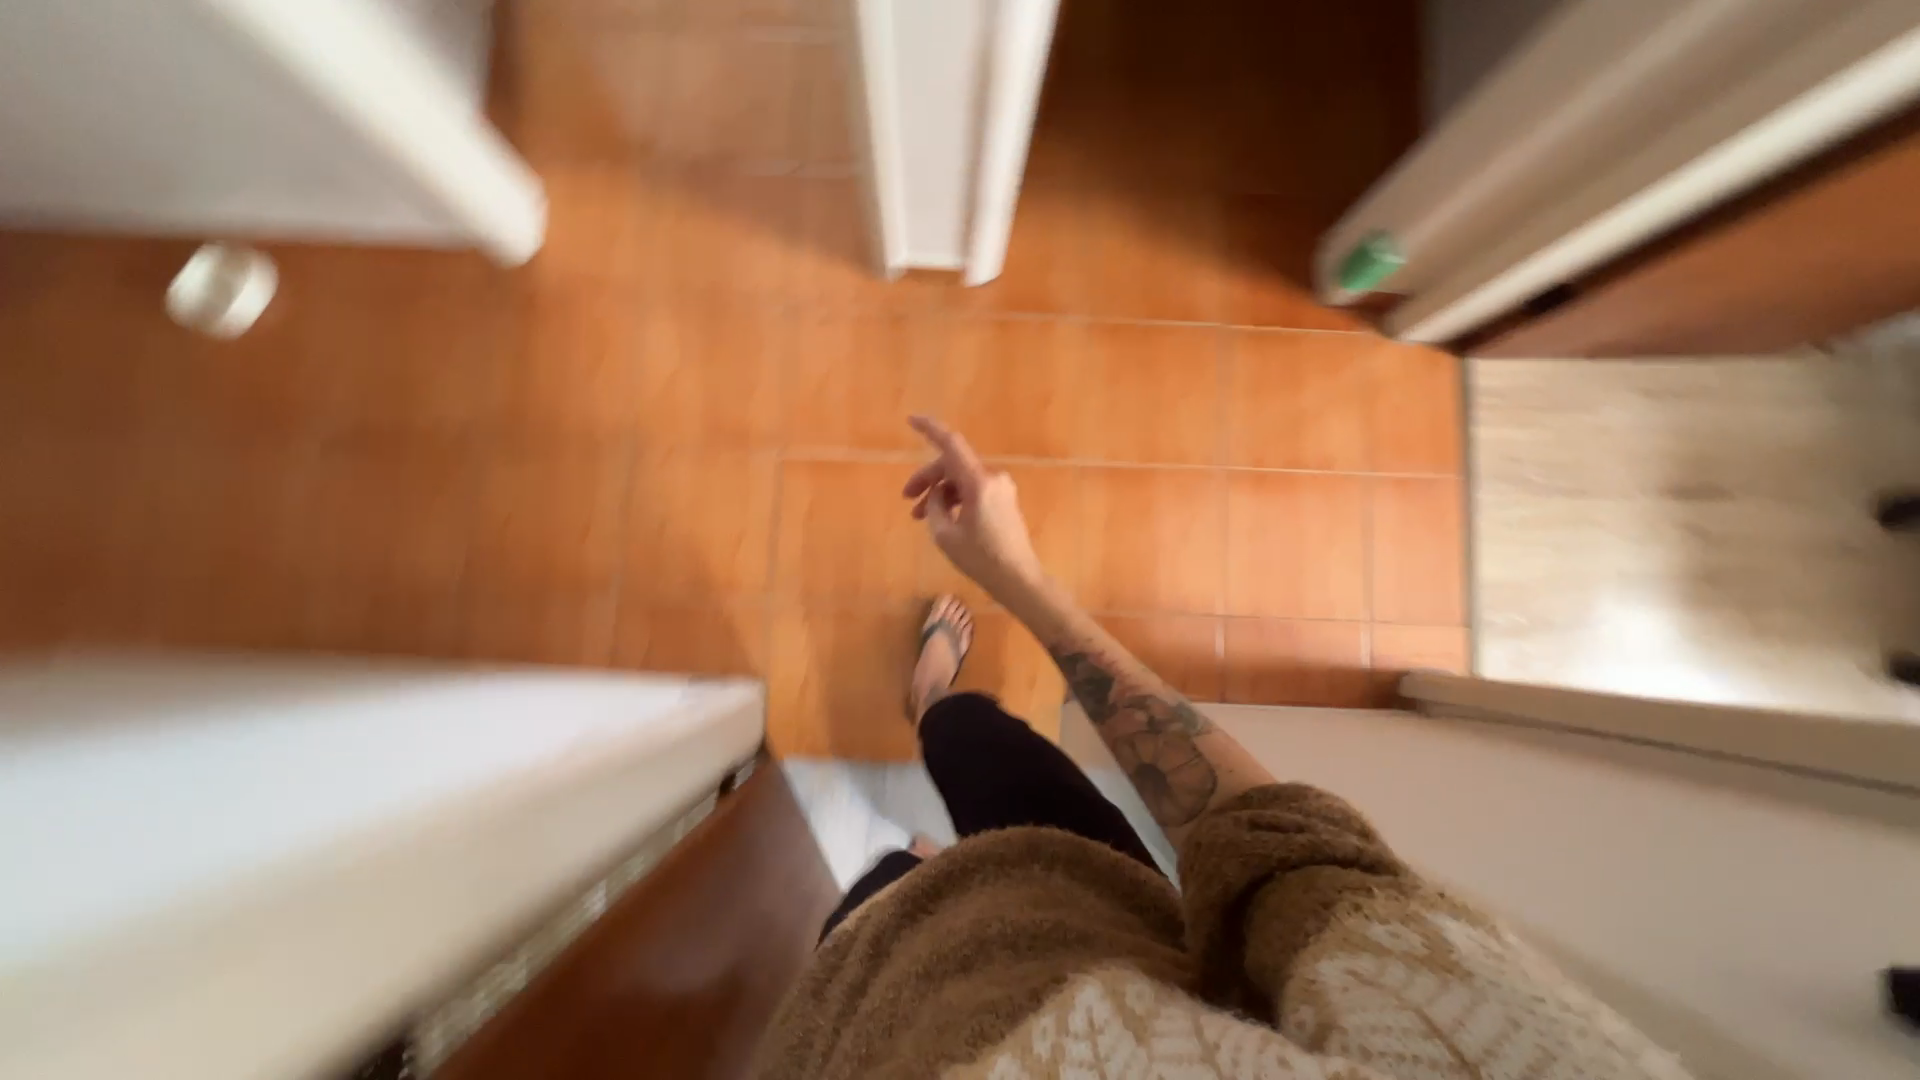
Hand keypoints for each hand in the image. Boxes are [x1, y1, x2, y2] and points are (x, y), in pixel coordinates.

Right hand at [902, 415, 1046, 598]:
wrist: (1018, 579)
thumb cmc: (980, 559)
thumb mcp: (945, 535)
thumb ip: (935, 506)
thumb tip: (936, 493)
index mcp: (978, 482)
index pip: (951, 444)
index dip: (930, 429)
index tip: (911, 420)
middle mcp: (992, 478)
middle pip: (953, 465)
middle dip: (927, 478)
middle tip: (906, 499)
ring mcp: (1001, 489)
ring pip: (962, 479)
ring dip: (939, 492)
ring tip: (918, 516)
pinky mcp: (1004, 501)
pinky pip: (974, 490)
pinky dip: (955, 499)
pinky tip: (942, 518)